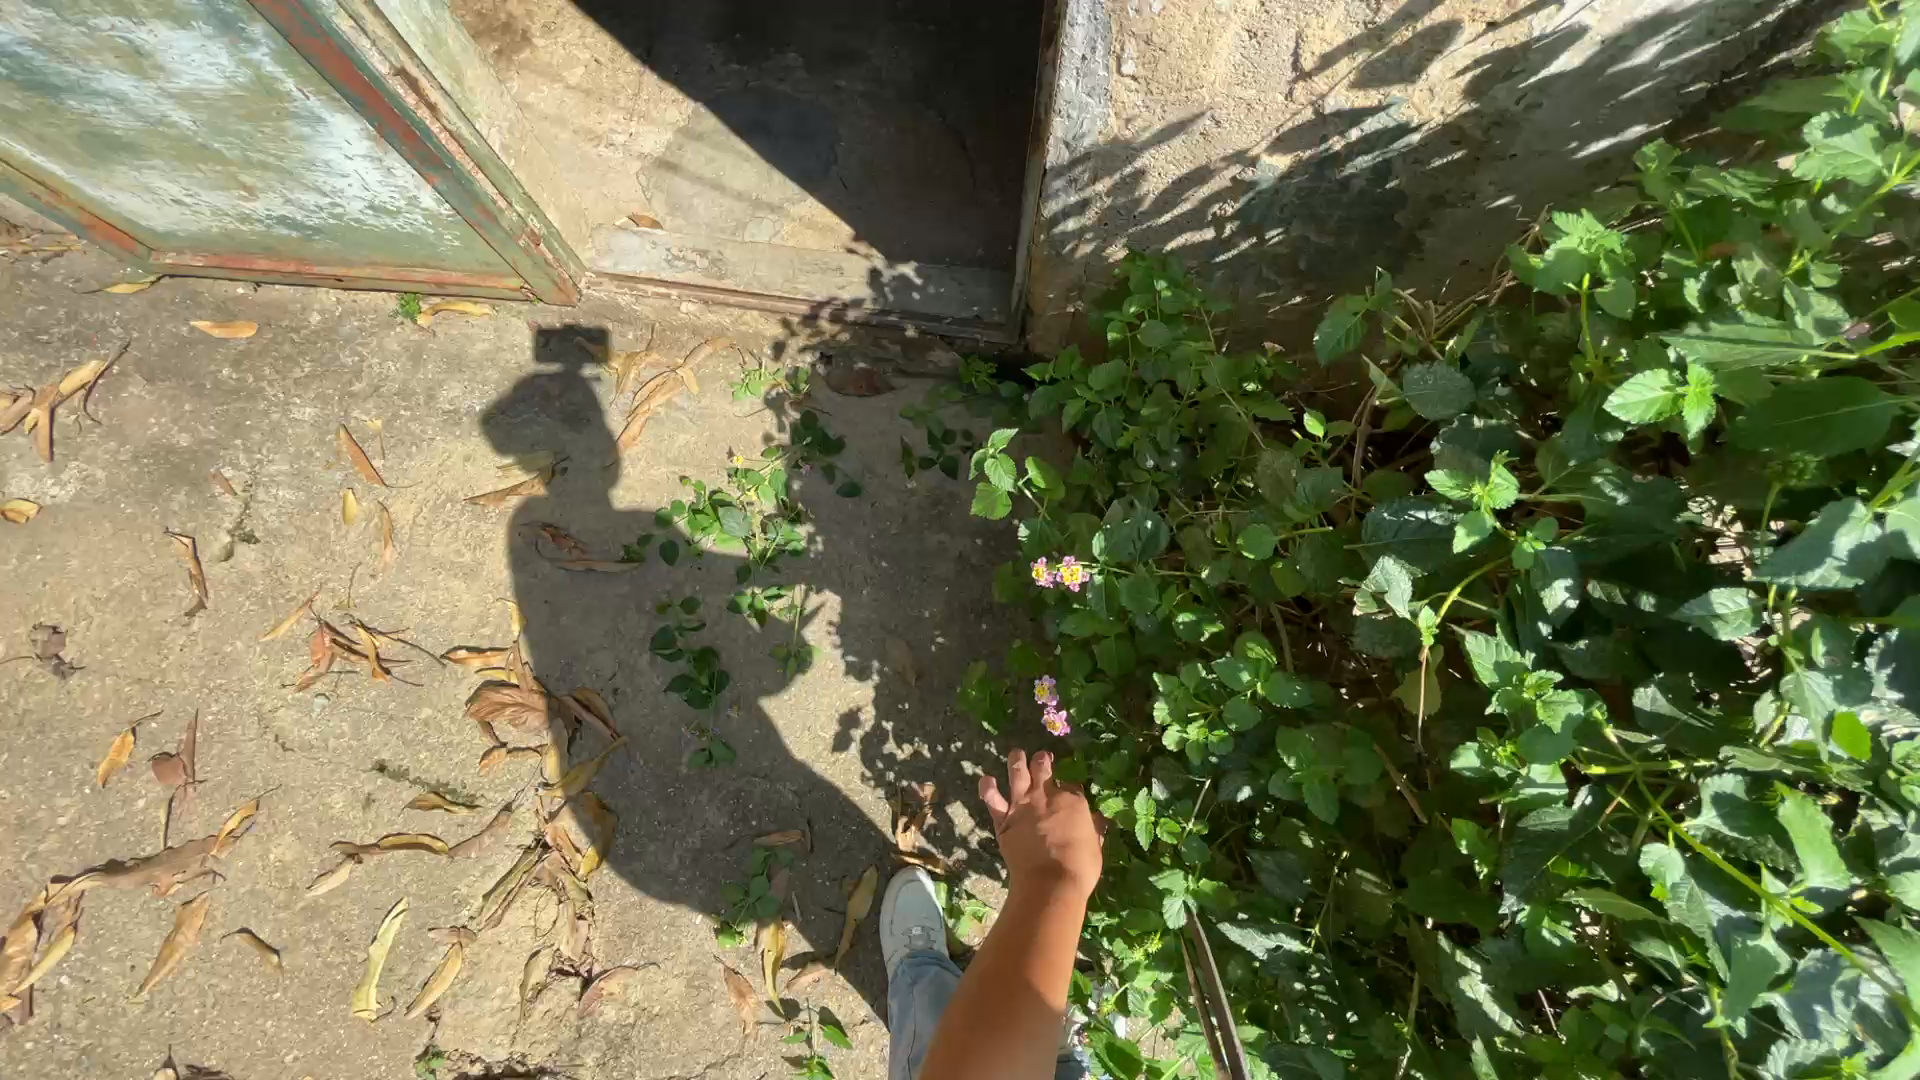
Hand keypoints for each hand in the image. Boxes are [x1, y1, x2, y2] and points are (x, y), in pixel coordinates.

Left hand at [979, 748, 1103, 901]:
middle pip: (1043, 768)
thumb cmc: (1080, 868)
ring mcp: (1022, 804)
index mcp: (1072, 800)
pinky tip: (987, 780)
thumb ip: (1094, 829)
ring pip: (1017, 772)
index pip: (1072, 785)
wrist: (1050, 883)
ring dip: (1016, 760)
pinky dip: (988, 788)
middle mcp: (1046, 795)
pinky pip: (992, 798)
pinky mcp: (1004, 818)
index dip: (1070, 787)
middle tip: (1042, 758)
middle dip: (1042, 760)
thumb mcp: (1095, 846)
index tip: (1069, 790)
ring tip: (1016, 754)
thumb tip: (1099, 820)